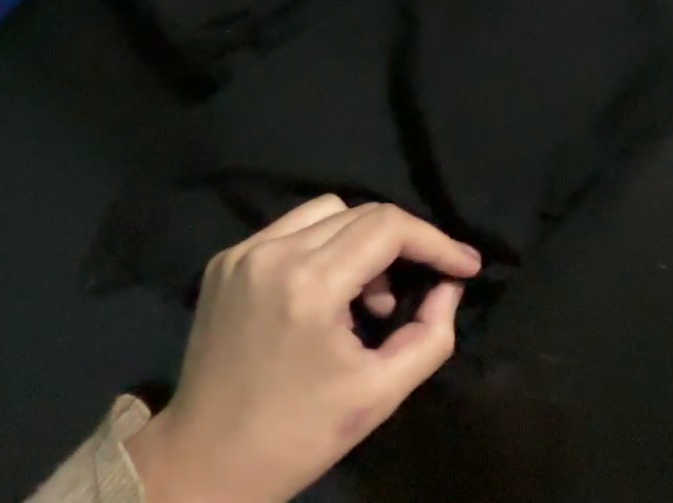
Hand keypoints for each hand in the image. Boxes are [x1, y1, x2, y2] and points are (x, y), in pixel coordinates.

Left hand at [123, 196, 482, 502]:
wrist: (207, 460)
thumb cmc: (299, 435)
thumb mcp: (380, 394)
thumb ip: (429, 335)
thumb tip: (448, 286)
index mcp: (309, 284)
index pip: (387, 227)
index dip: (435, 241)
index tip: (465, 266)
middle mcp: (272, 252)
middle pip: (358, 213)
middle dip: (401, 243)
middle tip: (415, 290)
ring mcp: (242, 252)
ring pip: (323, 211)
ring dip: (359, 240)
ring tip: (365, 297)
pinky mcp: (224, 260)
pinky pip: (287, 230)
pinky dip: (319, 247)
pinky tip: (323, 293)